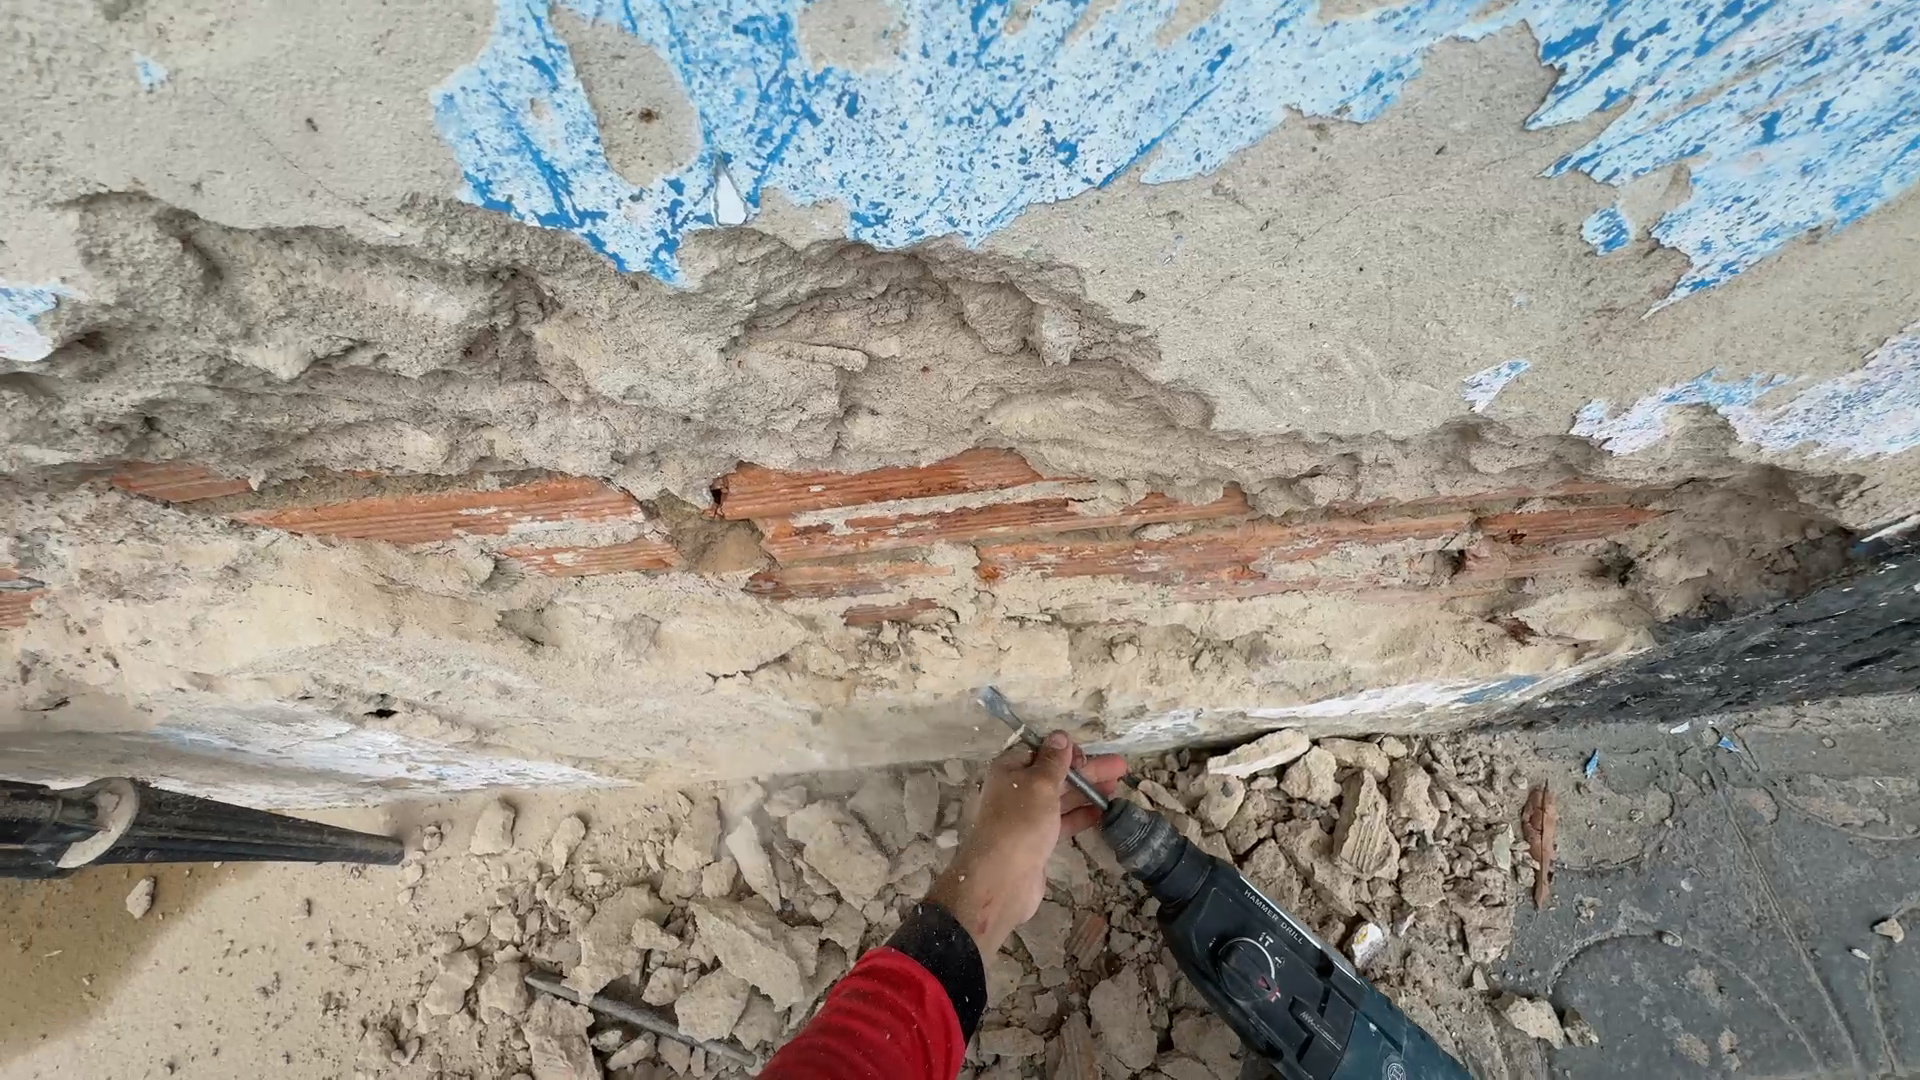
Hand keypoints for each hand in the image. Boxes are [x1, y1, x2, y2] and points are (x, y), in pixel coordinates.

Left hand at [925, 731, 1125, 954]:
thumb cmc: (1020, 821)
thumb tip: (1060, 735)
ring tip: (1117, 788)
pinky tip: (1103, 813)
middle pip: (1056, 775)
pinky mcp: (1037, 840)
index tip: (1088, 755)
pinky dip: (1081, 815)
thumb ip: (1054, 761)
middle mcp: (1016, 790)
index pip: (1041, 752)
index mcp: (1010, 769)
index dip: (1066, 752)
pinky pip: (1062, 821)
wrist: (1003, 878)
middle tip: (1120, 767)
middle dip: (1087, 771)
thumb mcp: (1040, 783)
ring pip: (1062, 798)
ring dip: (1088, 792)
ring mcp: (1027, 817)